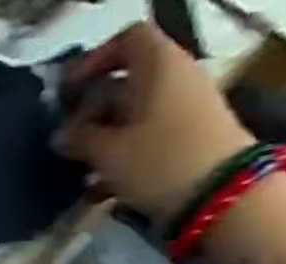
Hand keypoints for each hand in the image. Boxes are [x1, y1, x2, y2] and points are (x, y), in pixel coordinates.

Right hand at [54, 22, 253, 221]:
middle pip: (128, 86)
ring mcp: (189, 113)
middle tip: (70, 144)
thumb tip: (60, 136)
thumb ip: (82, 141)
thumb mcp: (112, 154)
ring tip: (84, 176)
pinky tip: (105, 192)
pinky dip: (128, 161)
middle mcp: (177, 79)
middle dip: (94, 114)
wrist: (225, 199)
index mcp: (158, 63)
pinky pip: (153, 143)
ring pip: (138, 120)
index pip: (126, 41)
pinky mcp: (195, 145)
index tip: (71, 91)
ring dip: (107, 145)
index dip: (94, 61)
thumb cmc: (161, 162)